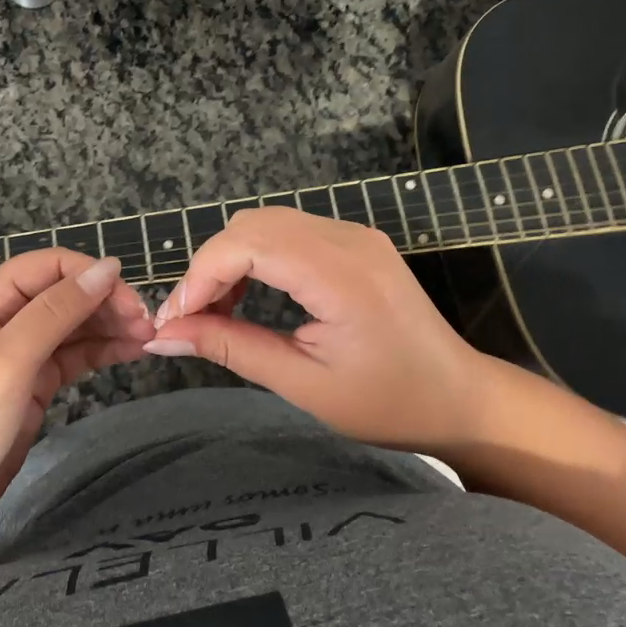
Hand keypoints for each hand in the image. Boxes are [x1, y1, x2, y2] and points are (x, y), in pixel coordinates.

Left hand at [0, 250, 153, 525]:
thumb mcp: (7, 363)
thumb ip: (56, 312)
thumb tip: (107, 267)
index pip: (51, 265)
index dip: (93, 275)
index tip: (132, 300)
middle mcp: (4, 315)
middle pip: (66, 292)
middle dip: (107, 302)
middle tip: (148, 327)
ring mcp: (19, 349)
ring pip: (75, 323)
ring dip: (110, 326)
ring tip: (149, 341)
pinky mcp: (33, 381)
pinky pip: (74, 354)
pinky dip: (102, 351)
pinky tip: (132, 352)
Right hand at [144, 207, 495, 450]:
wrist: (461, 398)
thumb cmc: (389, 404)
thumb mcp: (304, 385)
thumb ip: (232, 348)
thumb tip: (164, 336)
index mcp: (340, 275)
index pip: (247, 245)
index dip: (200, 276)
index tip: (175, 321)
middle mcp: (346, 239)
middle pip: (250, 225)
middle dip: (208, 266)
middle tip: (189, 319)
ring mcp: (353, 234)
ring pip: (264, 223)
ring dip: (228, 259)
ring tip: (214, 310)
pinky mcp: (353, 240)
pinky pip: (287, 231)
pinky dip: (254, 256)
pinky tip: (247, 293)